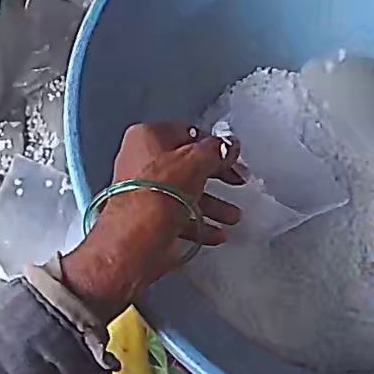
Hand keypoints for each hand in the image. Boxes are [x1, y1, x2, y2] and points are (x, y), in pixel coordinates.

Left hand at [59, 122, 244, 317]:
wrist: (135, 241)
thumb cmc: (160, 193)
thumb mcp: (196, 162)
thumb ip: (217, 150)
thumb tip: (230, 145)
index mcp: (147, 137)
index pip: (188, 133)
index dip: (213, 145)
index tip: (232, 158)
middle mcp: (141, 161)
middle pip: (188, 165)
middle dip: (217, 178)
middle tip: (238, 182)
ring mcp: (144, 192)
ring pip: (185, 193)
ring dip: (212, 205)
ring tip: (233, 217)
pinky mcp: (148, 218)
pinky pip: (179, 216)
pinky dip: (199, 224)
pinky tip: (216, 233)